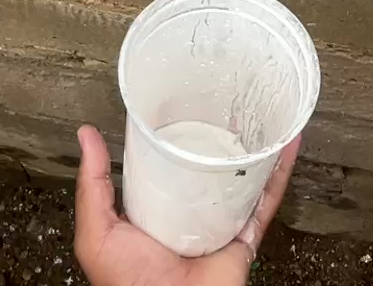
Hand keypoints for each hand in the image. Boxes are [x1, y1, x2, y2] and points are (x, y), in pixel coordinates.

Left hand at [72, 124, 300, 285]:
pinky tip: (286, 144)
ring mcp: (220, 223)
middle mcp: (190, 216)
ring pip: (241, 179)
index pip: (165, 169)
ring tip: (258, 116)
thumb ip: (92, 186)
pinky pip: (266, 198)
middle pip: (207, 170)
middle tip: (221, 105)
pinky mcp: (245, 233)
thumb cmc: (130, 285)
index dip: (170, 140)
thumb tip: (87, 136)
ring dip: (253, 150)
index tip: (176, 109)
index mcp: (157, 213)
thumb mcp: (98, 234)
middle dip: (216, 139)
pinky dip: (279, 171)